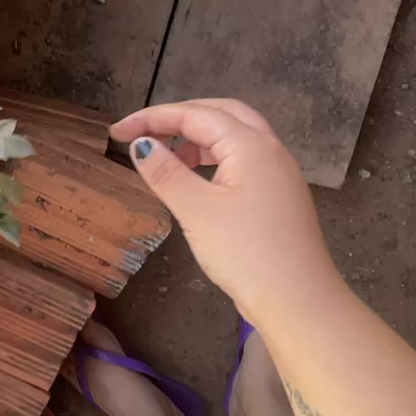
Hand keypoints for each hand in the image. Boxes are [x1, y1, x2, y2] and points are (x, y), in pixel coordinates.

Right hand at [111, 99, 341, 319]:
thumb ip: (166, 173)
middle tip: (144, 133)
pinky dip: (212, 156)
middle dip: (178, 117)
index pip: (195, 115)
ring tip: (165, 156)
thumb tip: (141, 144)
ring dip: (196, 137)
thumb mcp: (197, 211)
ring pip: (233, 135)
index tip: (117, 132)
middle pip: (220, 113)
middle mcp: (269, 149)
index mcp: (251, 146)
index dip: (152, 118)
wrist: (298, 301)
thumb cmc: (246, 253)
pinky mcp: (277, 193)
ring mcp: (278, 172)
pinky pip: (241, 158)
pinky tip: (195, 179)